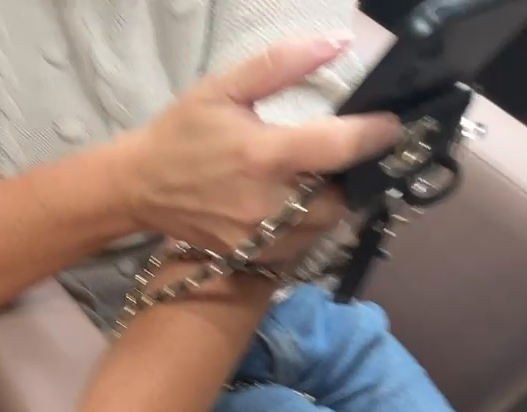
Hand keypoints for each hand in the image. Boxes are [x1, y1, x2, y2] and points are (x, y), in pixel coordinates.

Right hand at [112, 35, 401, 261]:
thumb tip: (337, 43)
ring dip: (329, 210)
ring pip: (318, 230)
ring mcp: (253, 234)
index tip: (390, 127)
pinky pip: (291, 248)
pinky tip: (294, 213)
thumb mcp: (223, 88)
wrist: (136, 187)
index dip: (378, 136)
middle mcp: (265, 202)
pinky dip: (302, 232)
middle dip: (350, 183)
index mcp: (265, 154)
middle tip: (346, 165)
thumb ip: (281, 63)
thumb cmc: (179, 134)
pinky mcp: (242, 252)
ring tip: (321, 189)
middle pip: (339, 201)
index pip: (343, 148)